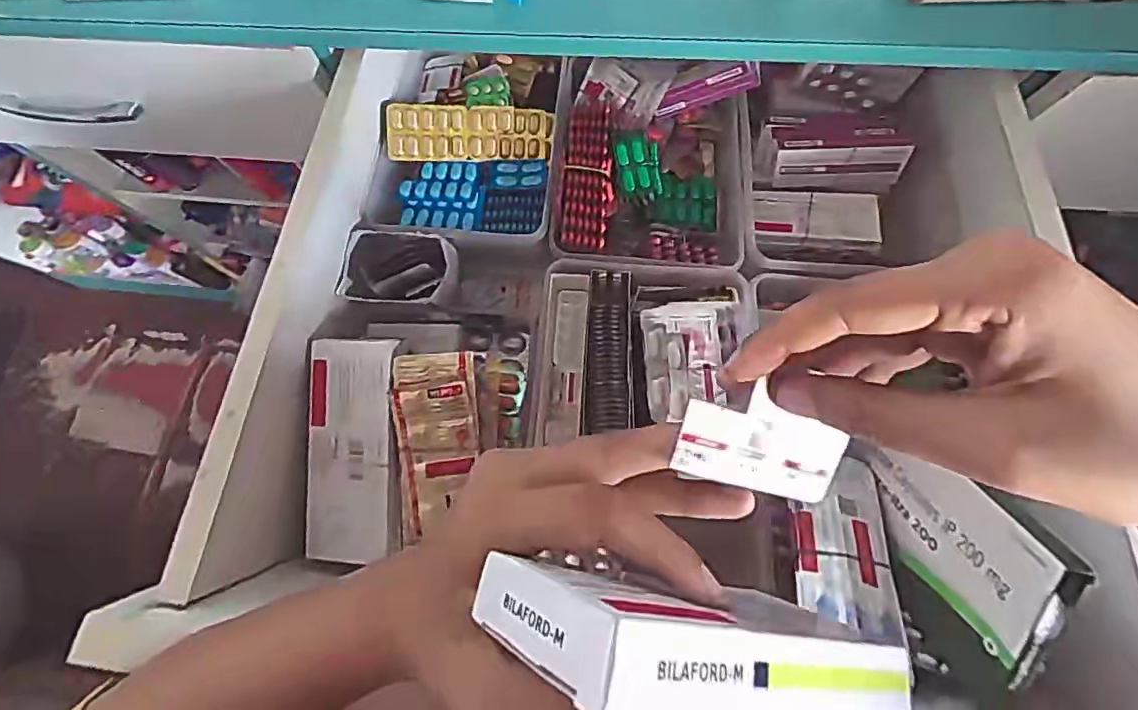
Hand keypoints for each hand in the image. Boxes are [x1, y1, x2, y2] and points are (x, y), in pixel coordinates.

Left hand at [372, 424, 754, 709]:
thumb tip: (618, 688)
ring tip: (726, 470)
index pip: (595, 511)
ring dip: (671, 463)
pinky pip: (602, 466)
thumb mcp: (474, 674)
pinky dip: (647, 474)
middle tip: (734, 466)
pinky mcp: (539, 471)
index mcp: (500, 510)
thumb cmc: (434, 633)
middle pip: (609, 454)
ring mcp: (527, 464)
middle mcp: (517, 472)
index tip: (702, 587)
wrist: (403, 599)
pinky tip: (681, 482)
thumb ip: (537, 690)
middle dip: (677, 463)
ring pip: (611, 452)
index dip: (657, 544)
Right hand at [725, 232, 1137, 588]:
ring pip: (891, 320)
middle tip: (755, 392)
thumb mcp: (995, 446)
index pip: (861, 302)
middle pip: (871, 305)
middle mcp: (986, 261)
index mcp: (992, 276)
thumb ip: (880, 413)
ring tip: (788, 397)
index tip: (738, 370)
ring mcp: (995, 282)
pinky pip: (923, 334)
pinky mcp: (1002, 308)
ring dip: (843, 359)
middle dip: (810, 349)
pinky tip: (846, 390)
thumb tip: (791, 395)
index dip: (789, 336)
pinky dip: (884, 366)